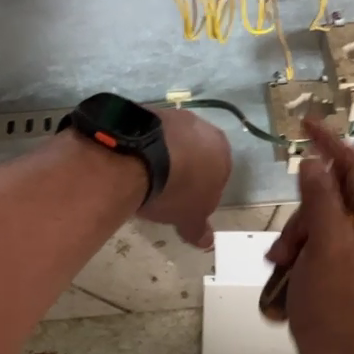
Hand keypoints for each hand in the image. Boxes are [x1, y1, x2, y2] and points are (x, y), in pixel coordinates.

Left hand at [139, 109, 231, 248]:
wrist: (141, 156)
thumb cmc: (176, 190)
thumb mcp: (190, 218)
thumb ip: (199, 229)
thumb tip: (208, 243)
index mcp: (222, 151)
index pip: (217, 173)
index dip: (200, 191)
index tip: (182, 204)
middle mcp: (204, 127)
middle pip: (195, 153)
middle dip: (182, 170)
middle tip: (163, 190)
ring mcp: (175, 115)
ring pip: (172, 141)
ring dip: (162, 155)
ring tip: (143, 175)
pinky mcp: (148, 110)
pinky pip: (149, 133)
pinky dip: (144, 145)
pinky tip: (131, 161)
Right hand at [266, 120, 353, 353]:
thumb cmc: (337, 301)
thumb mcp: (328, 244)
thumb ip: (321, 198)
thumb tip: (312, 161)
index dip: (331, 144)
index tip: (306, 124)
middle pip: (331, 190)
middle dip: (303, 212)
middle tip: (290, 242)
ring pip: (315, 213)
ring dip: (294, 234)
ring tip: (284, 262)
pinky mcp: (339, 259)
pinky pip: (311, 235)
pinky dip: (295, 247)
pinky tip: (285, 267)